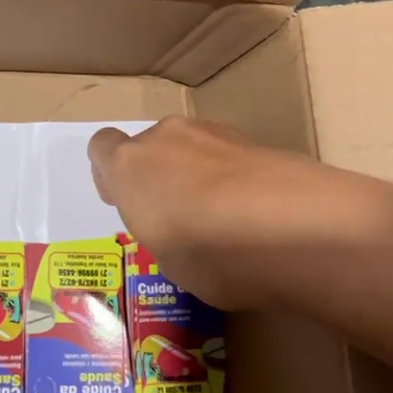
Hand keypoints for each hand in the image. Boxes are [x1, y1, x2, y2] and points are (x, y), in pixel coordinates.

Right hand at [88, 116, 332, 309]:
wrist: (291, 227)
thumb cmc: (209, 254)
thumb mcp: (168, 260)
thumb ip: (160, 230)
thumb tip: (177, 225)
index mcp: (128, 166)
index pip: (101, 147)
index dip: (111, 173)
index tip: (128, 203)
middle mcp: (164, 137)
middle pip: (150, 147)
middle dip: (159, 175)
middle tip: (180, 219)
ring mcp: (211, 132)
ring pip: (190, 149)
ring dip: (197, 174)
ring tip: (224, 221)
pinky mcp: (254, 139)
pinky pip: (227, 156)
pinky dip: (233, 177)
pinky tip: (254, 212)